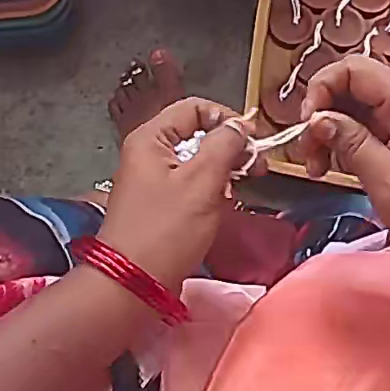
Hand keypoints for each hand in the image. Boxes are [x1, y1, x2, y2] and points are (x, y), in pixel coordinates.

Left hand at [97, 97, 247, 290]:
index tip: (254, 140)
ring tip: (244, 184)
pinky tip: (225, 201)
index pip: (194, 108)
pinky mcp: (159, 203)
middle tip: (256, 166)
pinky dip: (210, 188)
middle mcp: (148, 153)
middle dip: (229, 145)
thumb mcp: (202, 182)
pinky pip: (190, 183)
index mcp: (150, 139)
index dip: (226, 118)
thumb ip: (224, 146)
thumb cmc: (166, 230)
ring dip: (223, 168)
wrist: (133, 282)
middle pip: (196, 133)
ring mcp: (152, 179)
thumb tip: (239, 126)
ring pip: (196, 159)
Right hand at [297, 56, 389, 270]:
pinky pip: (361, 124)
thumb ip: (353, 146)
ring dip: (327, 131)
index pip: (354, 69)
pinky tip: (336, 167)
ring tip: (320, 167)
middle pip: (349, 84)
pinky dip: (341, 142)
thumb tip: (318, 119)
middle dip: (321, 113)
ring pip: (350, 105)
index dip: (322, 89)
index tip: (308, 127)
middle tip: (309, 153)